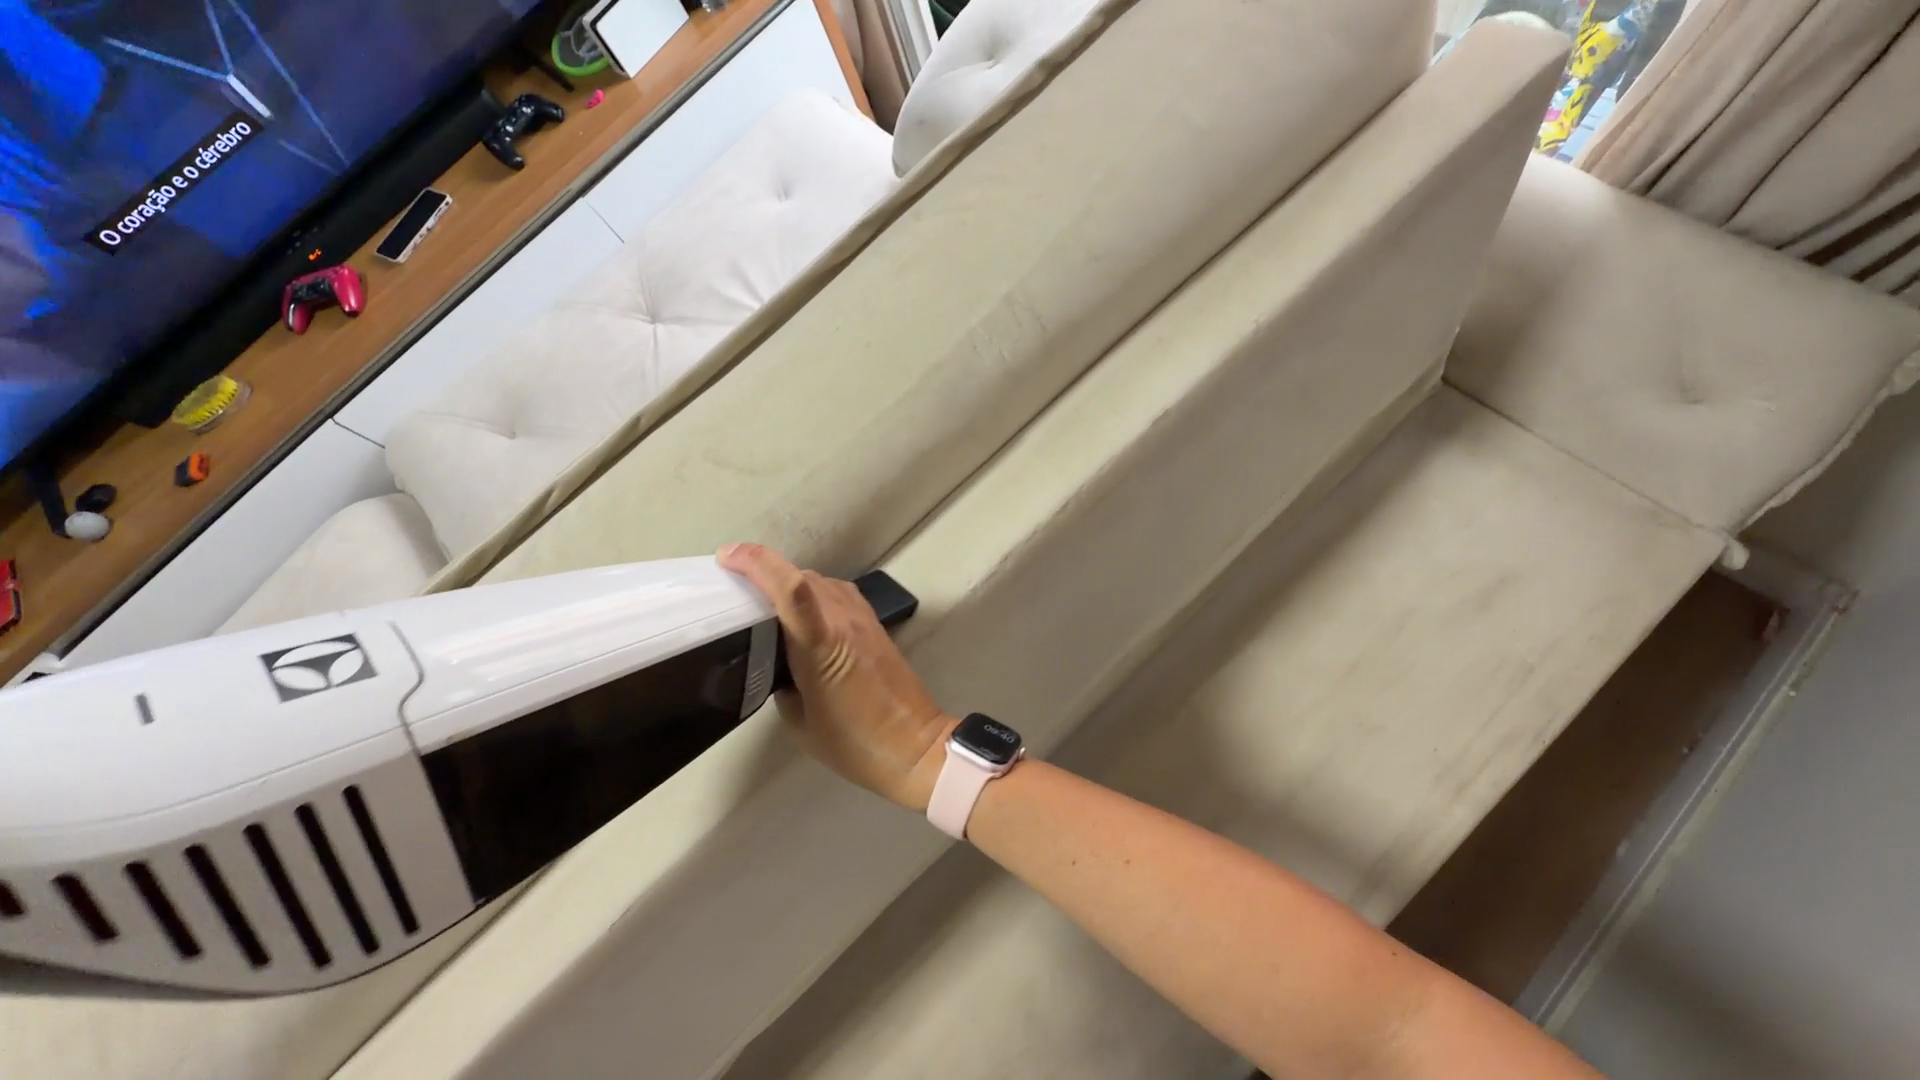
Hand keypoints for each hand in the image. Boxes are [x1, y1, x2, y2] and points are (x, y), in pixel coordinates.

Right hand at [718, 544, 955, 810]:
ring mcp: (862, 618)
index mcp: (821, 644)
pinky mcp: (874, 624)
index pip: (789, 587)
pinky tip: (804, 615)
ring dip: (791, 582)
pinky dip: (815, 593)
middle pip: (801, 576)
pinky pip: (838, 594)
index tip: (727, 558)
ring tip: (766, 602)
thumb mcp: (800, 722)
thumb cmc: (855, 743)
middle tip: (736, 589)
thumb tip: (777, 667)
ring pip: (821, 581)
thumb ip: (781, 685)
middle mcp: (843, 620)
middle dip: (766, 573)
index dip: (756, 563)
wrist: (914, 746)